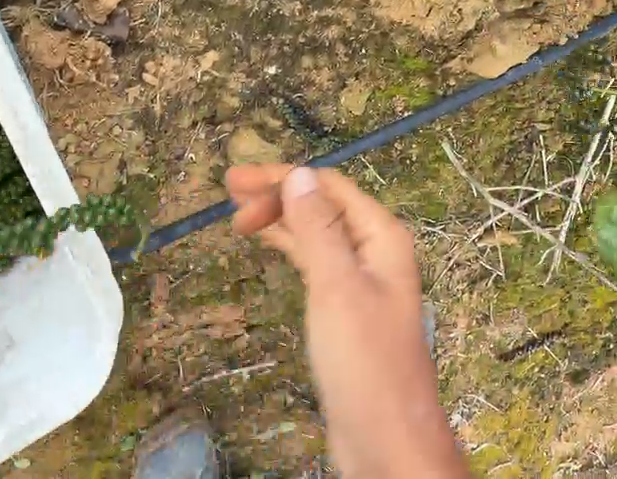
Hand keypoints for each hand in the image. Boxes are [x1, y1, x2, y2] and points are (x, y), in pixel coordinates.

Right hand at [226, 165, 468, 478]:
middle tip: (228, 193)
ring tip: (237, 213)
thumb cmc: (364, 362)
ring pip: (316, 232)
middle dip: (278, 194)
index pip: (328, 186)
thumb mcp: (337, 288)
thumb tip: (299, 174)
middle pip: (322, 205)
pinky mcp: (346, 308)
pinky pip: (315, 260)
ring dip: (281, 218)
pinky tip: (268, 242)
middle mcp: (374, 249)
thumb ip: (318, 229)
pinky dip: (290, 246)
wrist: (388, 443)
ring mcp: (361, 279)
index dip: (283, 178)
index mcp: (381, 236)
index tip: (235, 182)